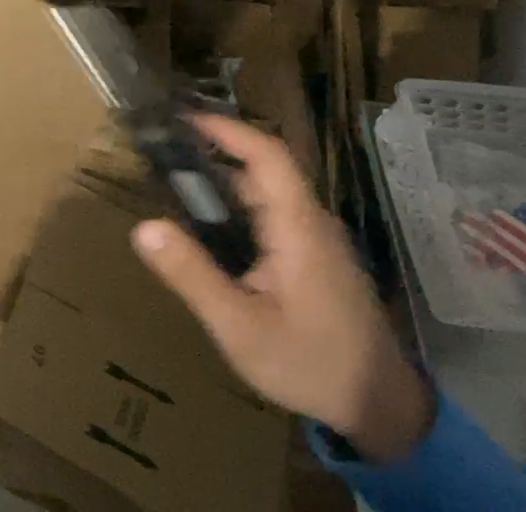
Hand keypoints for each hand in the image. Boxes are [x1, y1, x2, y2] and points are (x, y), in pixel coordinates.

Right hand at [131, 115, 434, 463]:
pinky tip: (210, 235)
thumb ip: (192, 275)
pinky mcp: (317, 262)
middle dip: (213, 155)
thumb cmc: (309, 363)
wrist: (382, 407)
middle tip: (162, 157)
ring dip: (224, 185)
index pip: (267, 156)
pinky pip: (274, 219)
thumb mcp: (239, 326)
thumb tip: (143, 226)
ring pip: (268, 197)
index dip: (227, 129)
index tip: (182, 118)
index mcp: (298, 228)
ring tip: (175, 190)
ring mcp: (319, 243)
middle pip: (263, 173)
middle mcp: (313, 224)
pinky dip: (237, 210)